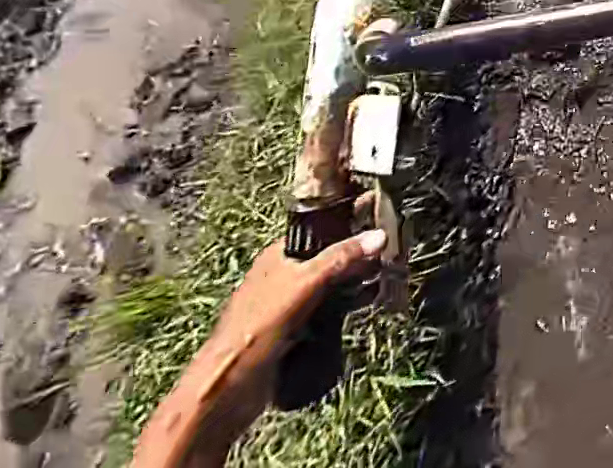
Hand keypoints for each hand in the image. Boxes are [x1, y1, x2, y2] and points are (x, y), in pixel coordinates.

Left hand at [132, 229, 386, 467]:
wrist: (225, 391)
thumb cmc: (256, 328)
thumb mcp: (303, 285)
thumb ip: (341, 258)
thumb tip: (379, 235)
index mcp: (279, 254)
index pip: (322, 227)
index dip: (350, 222)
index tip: (380, 221)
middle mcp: (285, 274)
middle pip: (331, 254)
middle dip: (359, 255)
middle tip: (387, 254)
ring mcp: (291, 301)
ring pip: (334, 281)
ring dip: (357, 280)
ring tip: (382, 278)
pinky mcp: (297, 327)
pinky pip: (331, 306)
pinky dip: (349, 303)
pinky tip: (367, 302)